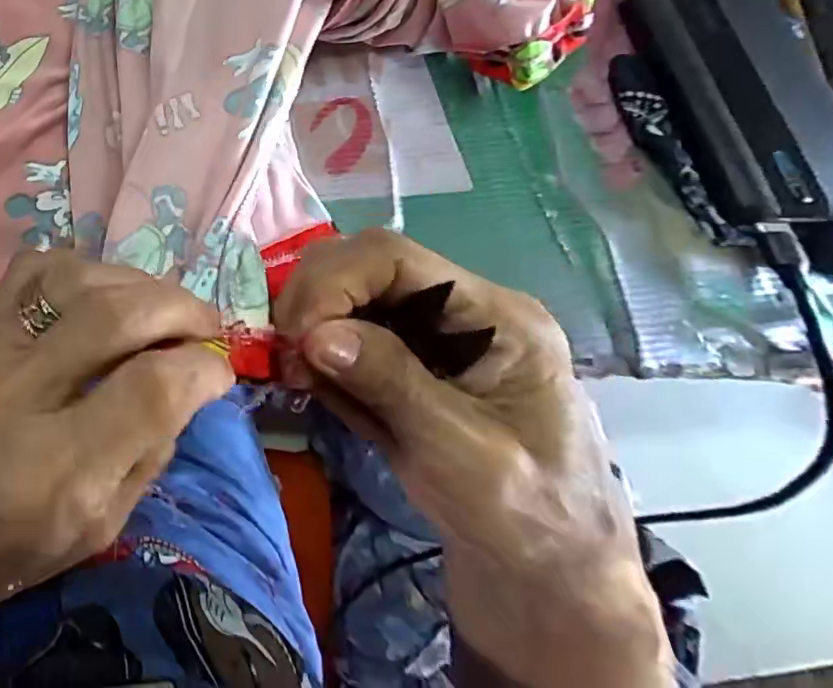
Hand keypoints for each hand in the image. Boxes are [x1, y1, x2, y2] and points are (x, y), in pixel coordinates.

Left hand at [0, 249, 234, 659]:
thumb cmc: (4, 543)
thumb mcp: (94, 529)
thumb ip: (147, 454)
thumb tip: (187, 383)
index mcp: (56, 466)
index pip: (147, 389)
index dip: (200, 368)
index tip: (220, 369)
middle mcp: (20, 391)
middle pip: (114, 316)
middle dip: (179, 309)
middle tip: (207, 325)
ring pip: (75, 277)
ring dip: (136, 282)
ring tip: (163, 306)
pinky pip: (33, 267)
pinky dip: (82, 266)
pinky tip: (103, 290)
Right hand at [273, 230, 671, 687]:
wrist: (543, 575)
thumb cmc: (525, 518)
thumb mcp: (464, 455)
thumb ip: (393, 386)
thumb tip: (314, 335)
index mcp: (496, 316)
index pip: (392, 257)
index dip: (331, 282)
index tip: (299, 337)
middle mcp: (459, 306)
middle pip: (359, 262)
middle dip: (312, 301)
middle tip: (289, 356)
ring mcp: (428, 329)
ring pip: (341, 290)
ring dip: (308, 327)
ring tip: (299, 376)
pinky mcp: (402, 354)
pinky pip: (340, 329)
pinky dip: (315, 351)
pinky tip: (317, 386)